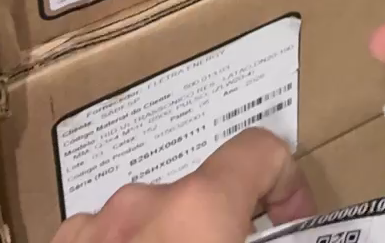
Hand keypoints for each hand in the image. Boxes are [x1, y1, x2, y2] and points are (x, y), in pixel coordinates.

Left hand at [50, 128, 315, 242]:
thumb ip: (276, 229)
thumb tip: (304, 224)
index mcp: (197, 208)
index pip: (262, 150)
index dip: (289, 183)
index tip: (296, 223)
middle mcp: (136, 207)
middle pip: (199, 193)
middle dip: (222, 224)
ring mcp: (80, 237)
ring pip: (139, 220)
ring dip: (165, 241)